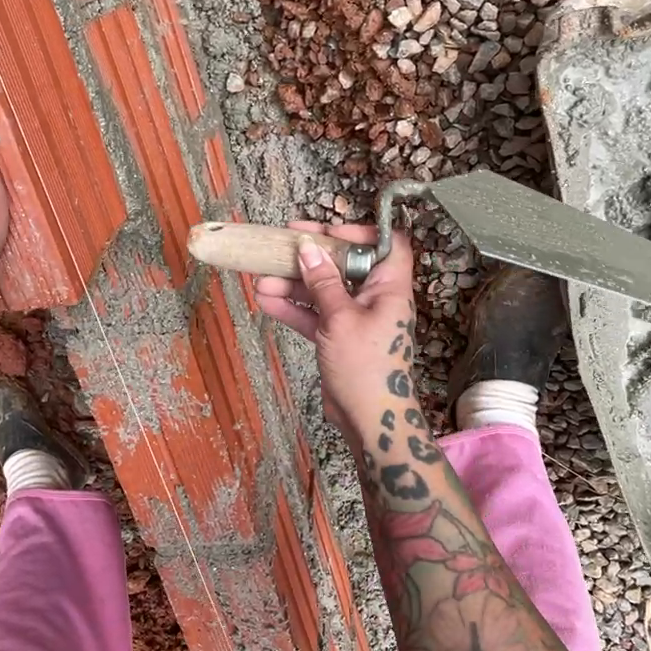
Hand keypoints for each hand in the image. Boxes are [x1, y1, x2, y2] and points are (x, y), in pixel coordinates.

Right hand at [254, 222, 417, 439]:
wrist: (368, 419)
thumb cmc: (366, 366)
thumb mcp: (340, 318)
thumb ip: (322, 282)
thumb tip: (308, 247)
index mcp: (389, 288)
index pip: (388, 245)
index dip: (362, 232)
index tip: (329, 231)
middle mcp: (374, 299)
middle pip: (344, 265)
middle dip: (312, 255)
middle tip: (282, 242)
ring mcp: (354, 319)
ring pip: (322, 291)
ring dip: (293, 284)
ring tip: (261, 278)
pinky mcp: (336, 337)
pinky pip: (313, 315)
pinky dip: (292, 308)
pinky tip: (265, 301)